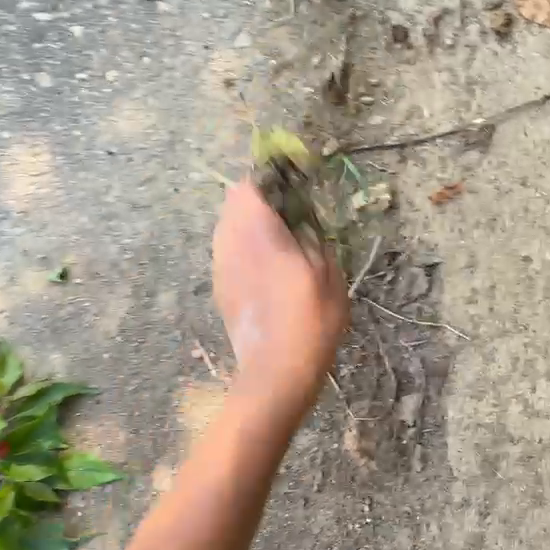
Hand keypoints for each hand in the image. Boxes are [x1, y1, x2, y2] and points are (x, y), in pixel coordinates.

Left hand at [211, 180, 349, 420]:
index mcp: (258, 234)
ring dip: (252, 220)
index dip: (271, 177)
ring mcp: (222, 267)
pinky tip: (273, 261)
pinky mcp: (221, 287)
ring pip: (229, 226)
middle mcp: (231, 245)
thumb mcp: (327, 270)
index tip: (296, 181)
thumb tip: (303, 216)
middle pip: (234, 203)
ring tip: (285, 232)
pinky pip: (229, 249)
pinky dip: (247, 243)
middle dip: (261, 196)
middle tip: (293, 206)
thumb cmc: (311, 317)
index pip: (250, 187)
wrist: (277, 371)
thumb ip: (311, 234)